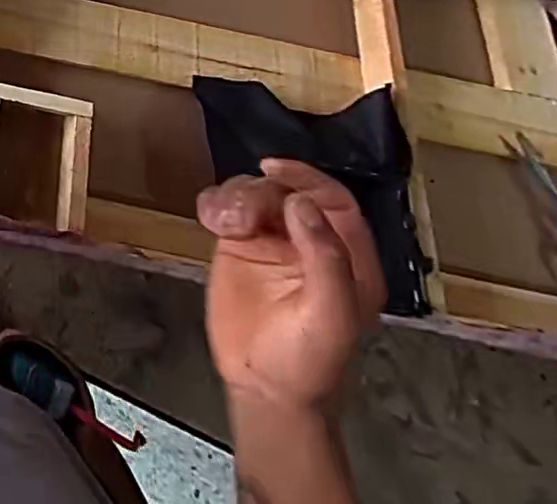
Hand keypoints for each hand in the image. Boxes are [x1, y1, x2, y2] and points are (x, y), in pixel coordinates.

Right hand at [198, 158, 386, 412]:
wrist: (263, 390)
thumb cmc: (307, 362)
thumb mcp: (329, 316)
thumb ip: (325, 257)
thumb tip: (301, 202)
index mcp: (345, 255)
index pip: (332, 199)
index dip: (306, 176)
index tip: (273, 167)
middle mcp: (307, 241)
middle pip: (284, 191)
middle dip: (259, 194)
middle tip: (239, 221)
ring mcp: (269, 241)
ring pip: (251, 193)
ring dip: (233, 198)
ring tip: (223, 226)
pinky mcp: (237, 246)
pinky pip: (224, 208)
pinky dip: (214, 204)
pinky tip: (211, 221)